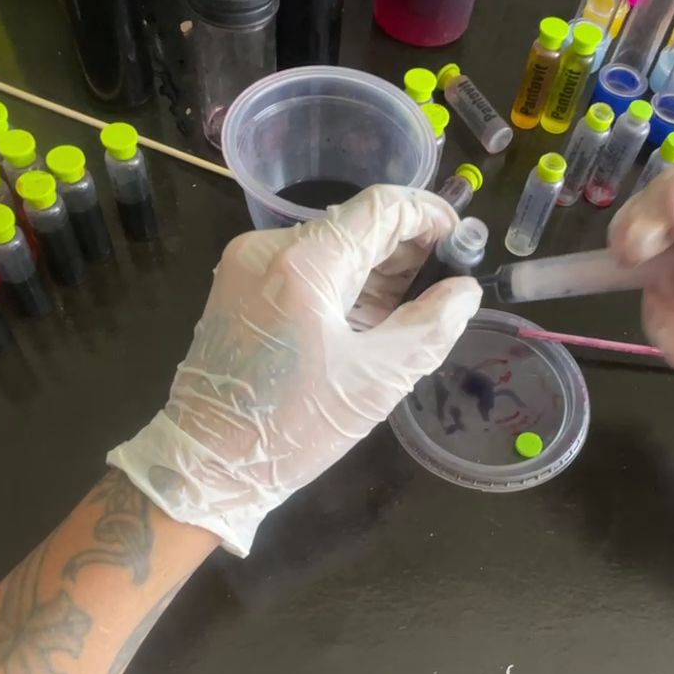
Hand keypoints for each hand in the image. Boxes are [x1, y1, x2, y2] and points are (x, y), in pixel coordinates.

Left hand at [109, 185, 481, 553]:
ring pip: (327, 249)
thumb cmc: (293, 428)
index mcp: (303, 263)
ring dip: (372, 273)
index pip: (381, 208)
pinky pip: (301, 272)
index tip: (460, 242)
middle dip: (403, 252)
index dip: (429, 216)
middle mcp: (267, 249)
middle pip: (353, 226)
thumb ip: (429, 328)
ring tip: (404, 314)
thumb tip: (465, 291)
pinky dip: (338, 288)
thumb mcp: (375, 382)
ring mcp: (245, 268)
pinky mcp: (235, 291)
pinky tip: (360, 324)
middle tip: (438, 290)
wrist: (208, 465)